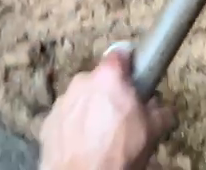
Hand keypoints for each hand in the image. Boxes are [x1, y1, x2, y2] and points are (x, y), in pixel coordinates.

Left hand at [39, 49, 174, 169]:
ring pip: (81, 98)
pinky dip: (72, 126)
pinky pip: (65, 117)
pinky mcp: (46, 124)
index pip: (121, 53)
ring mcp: (62, 103)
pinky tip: (82, 145)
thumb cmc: (119, 152)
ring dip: (89, 109)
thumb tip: (159, 108)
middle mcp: (82, 82)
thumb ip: (159, 110)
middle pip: (99, 78)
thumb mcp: (152, 130)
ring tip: (99, 135)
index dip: (129, 65)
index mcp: (109, 76)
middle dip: (109, 92)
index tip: (134, 80)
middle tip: (120, 115)